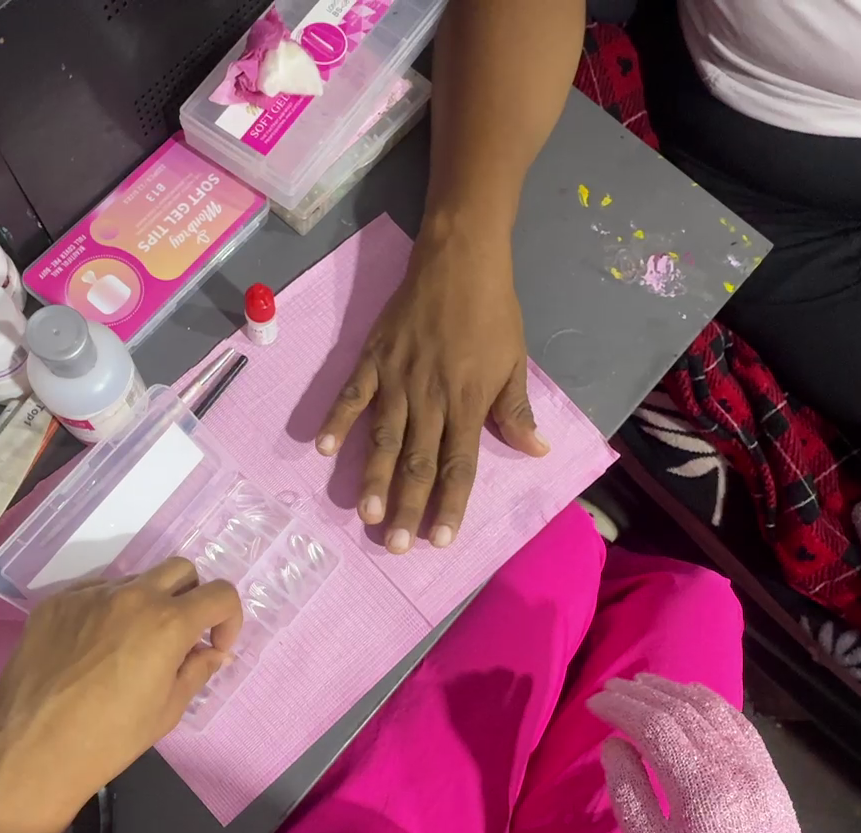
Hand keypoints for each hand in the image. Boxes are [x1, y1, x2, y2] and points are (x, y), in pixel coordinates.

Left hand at [0, 559, 241, 832]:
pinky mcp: (56, 602)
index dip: (228, 619)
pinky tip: (94, 648)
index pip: (220, 594)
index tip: (215, 647)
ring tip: (131, 646)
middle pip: (181, 570)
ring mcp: (89, 595)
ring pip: (136, 580)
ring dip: (149, 604)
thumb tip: (213, 651)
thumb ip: (198, 670)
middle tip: (181, 637)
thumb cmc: (108, 740)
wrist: (28, 754)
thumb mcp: (168, 710)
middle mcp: (132, 595)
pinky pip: (96, 593)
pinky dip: (109, 611)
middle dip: (192, 598)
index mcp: (168, 622)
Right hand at [316, 226, 549, 552]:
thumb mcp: (515, 362)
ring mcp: (397, 379)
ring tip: (365, 513)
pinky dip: (338, 420)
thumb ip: (517, 411)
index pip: (459, 464)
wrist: (459, 259)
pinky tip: (324, 449)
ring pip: (385, 437)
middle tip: (395, 545)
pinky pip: (352, 395)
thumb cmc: (492, 313)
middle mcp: (432, 398)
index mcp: (468, 402)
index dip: (450, 505)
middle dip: (408, 506)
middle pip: (419, 461)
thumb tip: (536, 451)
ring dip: (375, 477)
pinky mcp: (372, 359)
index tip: (439, 540)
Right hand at [591, 675, 848, 832]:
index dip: (620, 707)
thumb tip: (613, 744)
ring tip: (642, 684)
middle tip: (609, 688)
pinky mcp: (773, 777)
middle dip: (641, 693)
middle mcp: (735, 767)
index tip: (593, 703)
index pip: (654, 725)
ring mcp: (759, 769)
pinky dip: (710, 703)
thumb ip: (628, 792)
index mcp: (702, 788)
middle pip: (681, 710)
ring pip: (712, 710)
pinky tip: (691, 697)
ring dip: (674, 690)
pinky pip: (739, 724)